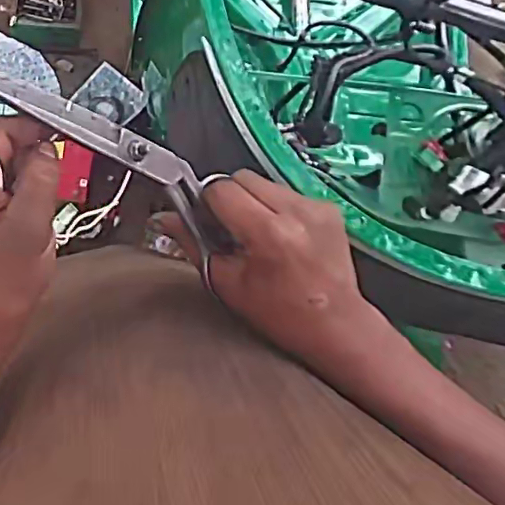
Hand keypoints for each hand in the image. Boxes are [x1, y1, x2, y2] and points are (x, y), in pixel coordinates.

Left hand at [0, 116, 63, 346]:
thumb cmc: (1, 284)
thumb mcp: (29, 226)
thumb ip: (41, 179)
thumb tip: (49, 147)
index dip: (32, 130)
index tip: (62, 137)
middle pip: (7, 144)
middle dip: (36, 157)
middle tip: (57, 181)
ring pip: (15, 163)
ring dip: (37, 177)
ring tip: (43, 209)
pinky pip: (16, 183)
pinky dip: (33, 192)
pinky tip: (39, 216)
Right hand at [157, 170, 383, 362]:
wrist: (337, 327)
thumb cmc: (282, 314)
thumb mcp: (226, 282)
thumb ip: (193, 242)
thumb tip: (167, 218)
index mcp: (270, 232)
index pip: (220, 189)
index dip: (207, 204)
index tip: (208, 222)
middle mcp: (297, 212)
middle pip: (241, 178)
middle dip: (229, 198)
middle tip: (231, 229)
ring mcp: (316, 207)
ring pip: (262, 181)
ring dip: (252, 201)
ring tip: (257, 234)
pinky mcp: (327, 207)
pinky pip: (285, 191)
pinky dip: (275, 206)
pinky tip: (280, 235)